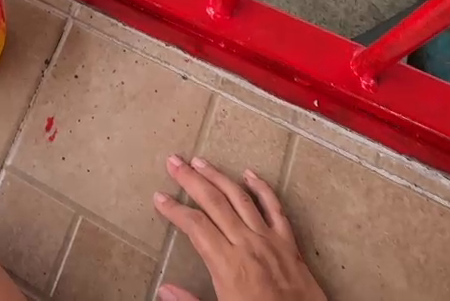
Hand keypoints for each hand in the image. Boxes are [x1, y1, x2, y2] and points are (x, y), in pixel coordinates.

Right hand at [154, 156, 326, 300]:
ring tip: (200, 161)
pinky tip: (249, 173)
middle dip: (190, 179)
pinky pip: (275, 209)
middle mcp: (248, 245)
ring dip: (217, 176)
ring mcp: (270, 241)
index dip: (174, 209)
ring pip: (239, 198)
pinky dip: (262, 188)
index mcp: (228, 265)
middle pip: (214, 202)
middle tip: (173, 161)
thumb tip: (163, 289)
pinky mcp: (290, 245)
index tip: (159, 197)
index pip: (195, 226)